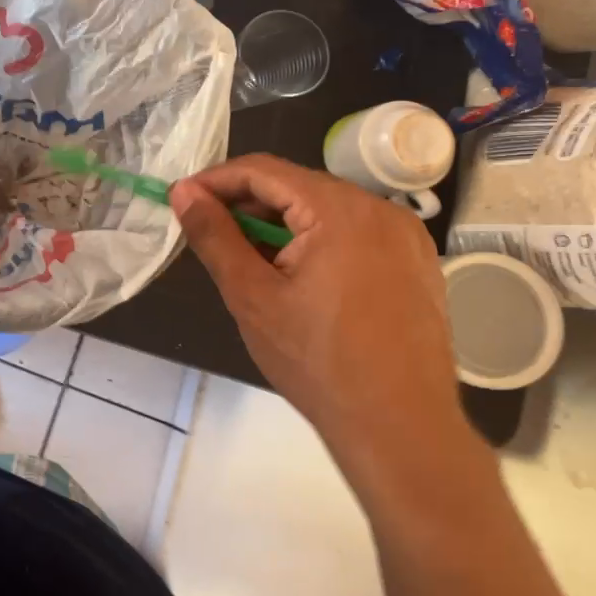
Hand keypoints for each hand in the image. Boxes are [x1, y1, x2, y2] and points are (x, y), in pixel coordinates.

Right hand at [169, 154, 462, 462]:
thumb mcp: (250, 294)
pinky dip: (314, 239)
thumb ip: (214, 235)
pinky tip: (294, 276)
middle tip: (207, 233)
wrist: (399, 424)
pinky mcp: (415, 264)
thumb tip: (183, 192)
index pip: (262, 171)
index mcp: (340, 211)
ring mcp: (406, 237)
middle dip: (245, 203)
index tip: (180, 202)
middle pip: (296, 185)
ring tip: (245, 260)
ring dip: (278, 223)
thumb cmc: (315, 359)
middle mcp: (380, 210)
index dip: (214, 180)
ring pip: (324, 209)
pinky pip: (353, 232)